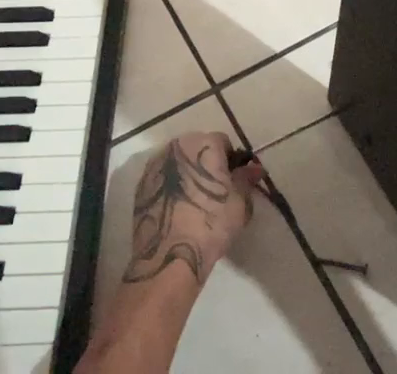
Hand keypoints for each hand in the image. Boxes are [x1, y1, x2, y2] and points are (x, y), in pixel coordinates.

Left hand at [122, 132, 263, 285]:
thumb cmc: (212, 223)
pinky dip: (171, 185)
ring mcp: (156, 164)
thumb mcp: (239, 202)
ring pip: (178, 161)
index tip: (233, 181)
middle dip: (207, 163)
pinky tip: (177, 207)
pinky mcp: (141, 183)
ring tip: (194, 200)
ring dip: (187, 172)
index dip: (231, 160)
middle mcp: (177, 146)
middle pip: (197, 148)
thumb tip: (254, 168)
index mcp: (203, 144)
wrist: (170, 254)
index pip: (222, 142)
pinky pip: (163, 177)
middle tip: (215, 190)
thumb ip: (246, 179)